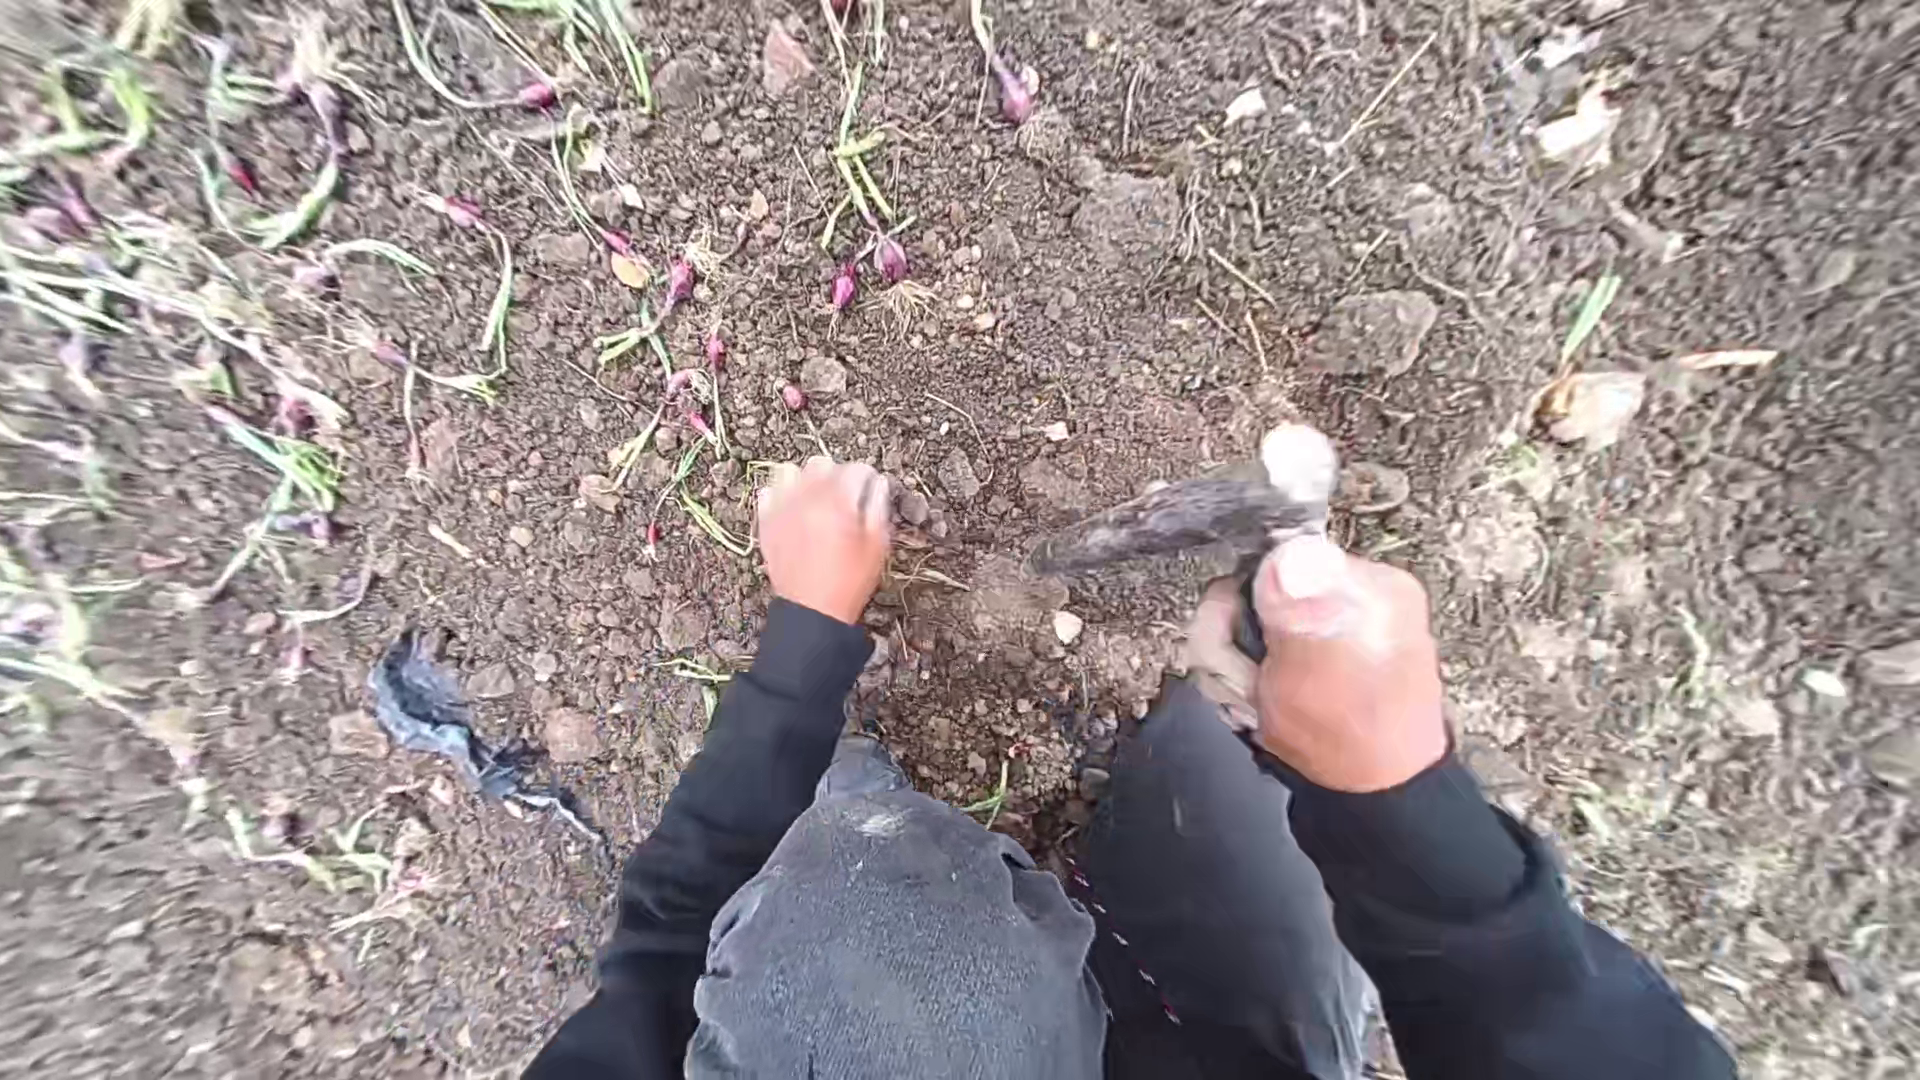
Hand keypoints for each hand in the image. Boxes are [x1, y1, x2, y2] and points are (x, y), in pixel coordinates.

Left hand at [756, 456, 890, 624]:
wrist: (813, 612)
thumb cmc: (849, 583)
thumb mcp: (877, 546)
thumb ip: (878, 508)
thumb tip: (878, 486)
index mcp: (837, 503)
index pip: (855, 469)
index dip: (868, 476)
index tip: (870, 486)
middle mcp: (805, 499)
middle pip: (821, 463)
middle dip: (837, 474)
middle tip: (846, 494)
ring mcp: (781, 510)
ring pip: (789, 470)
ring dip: (805, 479)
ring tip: (816, 497)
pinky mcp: (766, 523)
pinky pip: (768, 492)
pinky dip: (781, 494)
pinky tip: (794, 508)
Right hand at [1247, 535, 1447, 792]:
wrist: (1364, 795)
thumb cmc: (1348, 740)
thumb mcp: (1317, 674)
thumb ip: (1301, 612)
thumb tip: (1291, 552)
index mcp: (1365, 586)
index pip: (1266, 559)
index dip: (1239, 604)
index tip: (1248, 646)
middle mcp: (1339, 596)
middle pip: (1241, 592)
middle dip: (1229, 645)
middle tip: (1251, 684)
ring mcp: (1317, 622)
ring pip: (1232, 623)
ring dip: (1231, 668)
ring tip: (1258, 701)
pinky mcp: (1300, 647)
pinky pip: (1240, 646)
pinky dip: (1239, 679)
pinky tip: (1259, 702)